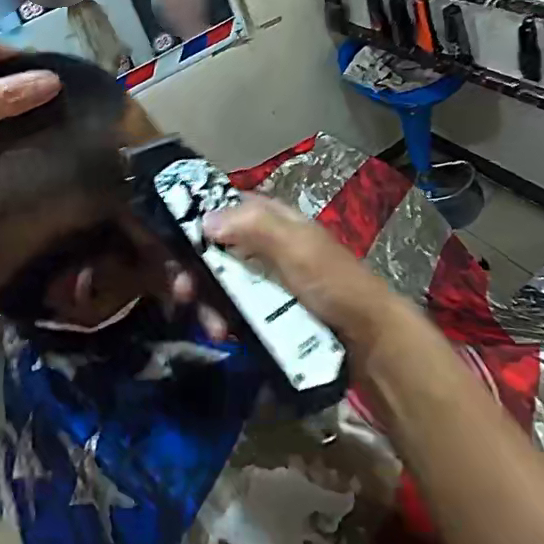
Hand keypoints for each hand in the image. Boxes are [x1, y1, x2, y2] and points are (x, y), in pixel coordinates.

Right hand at [201, 195, 398, 342]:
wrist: (368, 338)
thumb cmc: (333, 284)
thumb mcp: (296, 249)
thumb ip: (255, 227)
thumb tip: (204, 218)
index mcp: (277, 220)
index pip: (229, 206)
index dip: (199, 219)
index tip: (175, 243)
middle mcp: (269, 244)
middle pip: (218, 248)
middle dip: (197, 270)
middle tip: (182, 295)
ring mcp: (269, 278)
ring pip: (223, 281)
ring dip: (209, 302)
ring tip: (213, 329)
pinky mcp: (270, 310)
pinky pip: (236, 308)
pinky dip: (224, 318)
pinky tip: (222, 334)